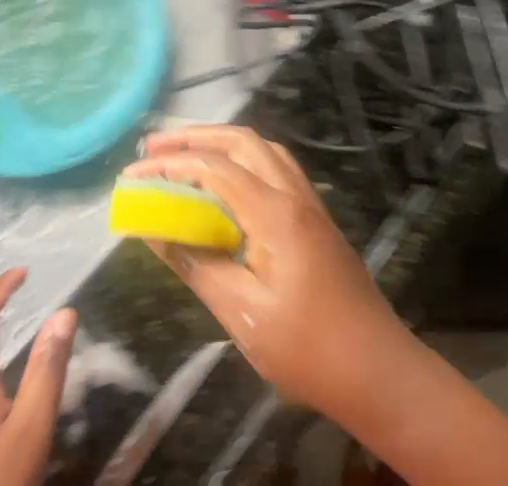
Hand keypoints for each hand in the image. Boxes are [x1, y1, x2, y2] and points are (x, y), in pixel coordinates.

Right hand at [123, 125, 412, 417]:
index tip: (130, 176)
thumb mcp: (241, 311)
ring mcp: (311, 207)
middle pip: (244, 142)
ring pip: (264, 152)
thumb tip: (153, 231)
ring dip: (223, 146)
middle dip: (195, 138)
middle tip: (153, 150)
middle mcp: (295, 196)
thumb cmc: (306, 348)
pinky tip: (225, 190)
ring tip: (184, 159)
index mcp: (276, 213)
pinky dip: (244, 165)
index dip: (169, 165)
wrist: (377, 370)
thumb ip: (195, 264)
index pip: (214, 167)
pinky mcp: (317, 223)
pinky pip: (277, 173)